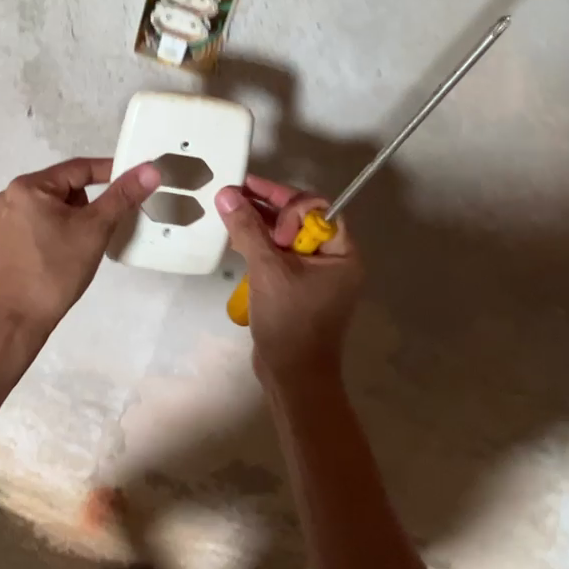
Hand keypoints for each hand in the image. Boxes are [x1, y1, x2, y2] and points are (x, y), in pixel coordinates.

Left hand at [0, 157, 159, 332]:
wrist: (17, 320)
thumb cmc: (56, 270)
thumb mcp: (95, 229)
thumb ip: (123, 196)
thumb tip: (150, 169)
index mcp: (28, 186)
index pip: (78, 169)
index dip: (110, 172)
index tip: (135, 182)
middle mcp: (10, 196)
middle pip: (64, 188)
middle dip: (88, 204)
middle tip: (101, 229)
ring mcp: (3, 219)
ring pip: (52, 207)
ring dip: (73, 218)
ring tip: (82, 246)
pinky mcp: (2, 241)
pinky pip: (38, 223)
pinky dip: (56, 231)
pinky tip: (64, 254)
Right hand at [216, 176, 365, 390]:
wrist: (292, 376)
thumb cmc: (290, 321)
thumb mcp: (267, 270)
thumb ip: (248, 229)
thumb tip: (226, 194)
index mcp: (341, 253)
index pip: (318, 209)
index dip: (290, 204)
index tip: (263, 210)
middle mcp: (333, 259)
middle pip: (301, 219)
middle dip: (269, 204)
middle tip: (236, 192)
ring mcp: (314, 274)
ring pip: (287, 236)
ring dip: (260, 222)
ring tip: (229, 208)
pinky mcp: (297, 287)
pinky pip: (279, 254)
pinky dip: (260, 243)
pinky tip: (236, 236)